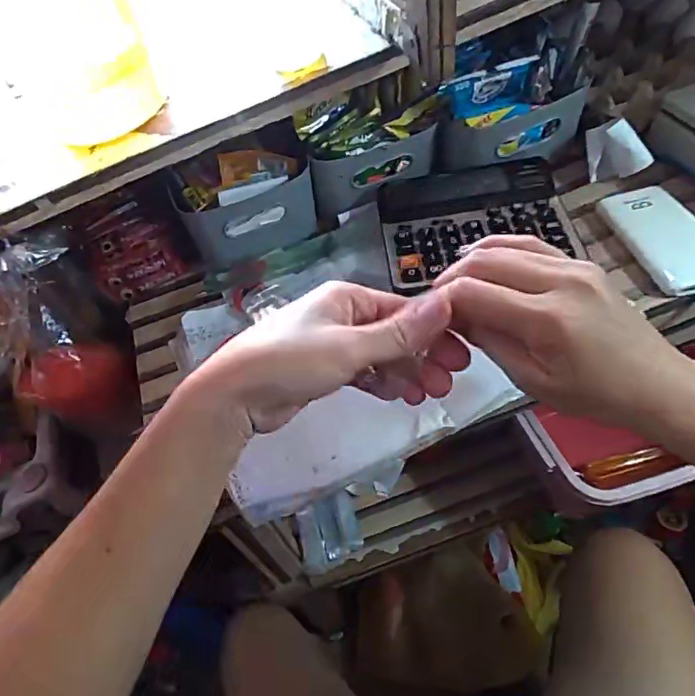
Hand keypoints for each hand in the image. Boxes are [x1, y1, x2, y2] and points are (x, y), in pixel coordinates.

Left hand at [183, 281, 472, 437]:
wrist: (235, 396)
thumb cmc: (289, 363)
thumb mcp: (350, 348)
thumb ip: (399, 332)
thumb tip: (445, 302)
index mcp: (347, 298)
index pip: (402, 311)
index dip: (434, 333)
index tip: (459, 356)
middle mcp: (341, 315)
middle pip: (394, 334)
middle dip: (421, 358)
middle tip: (446, 384)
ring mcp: (331, 343)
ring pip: (380, 356)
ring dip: (403, 373)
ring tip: (424, 396)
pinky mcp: (322, 369)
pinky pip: (362, 372)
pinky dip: (380, 382)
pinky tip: (397, 396)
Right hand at [434, 236, 694, 446]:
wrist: (655, 384)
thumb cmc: (597, 395)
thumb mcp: (534, 381)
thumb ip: (492, 342)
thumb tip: (457, 317)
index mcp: (547, 319)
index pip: (475, 292)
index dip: (443, 300)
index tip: (429, 313)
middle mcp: (562, 281)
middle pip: (487, 260)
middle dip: (453, 275)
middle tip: (437, 298)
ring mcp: (576, 267)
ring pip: (509, 245)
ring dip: (475, 258)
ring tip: (455, 278)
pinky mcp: (584, 264)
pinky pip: (534, 246)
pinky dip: (504, 250)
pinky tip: (488, 261)